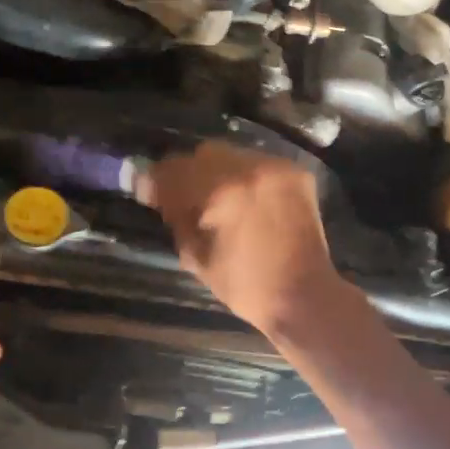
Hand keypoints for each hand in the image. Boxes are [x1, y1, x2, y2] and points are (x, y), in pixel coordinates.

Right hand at [147, 143, 349, 333]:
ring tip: (218, 198)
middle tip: (183, 196)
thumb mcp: (196, 257)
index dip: (155, 180)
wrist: (303, 294)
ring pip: (233, 154)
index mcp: (221, 192)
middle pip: (204, 153)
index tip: (146, 191)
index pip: (175, 170)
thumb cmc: (245, 286)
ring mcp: (277, 168)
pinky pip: (259, 164)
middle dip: (188, 173)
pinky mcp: (296, 173)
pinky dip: (246, 177)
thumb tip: (160, 197)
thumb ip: (176, 219)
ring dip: (218, 172)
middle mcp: (250, 169)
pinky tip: (246, 198)